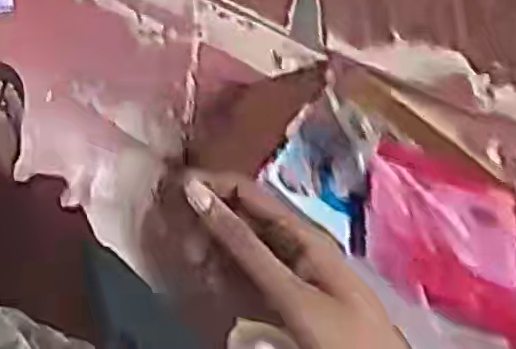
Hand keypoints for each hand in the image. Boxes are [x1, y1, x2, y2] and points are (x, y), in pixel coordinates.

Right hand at [185, 173, 406, 348]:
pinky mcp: (293, 301)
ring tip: (190, 262)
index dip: (207, 183)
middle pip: (241, 216)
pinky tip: (209, 282)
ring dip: (212, 248)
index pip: (244, 189)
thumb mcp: (291, 294)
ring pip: (241, 246)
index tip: (170, 190)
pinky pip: (249, 274)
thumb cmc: (345, 342)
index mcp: (303, 234)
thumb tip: (194, 189)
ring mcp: (296, 274)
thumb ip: (242, 243)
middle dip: (206, 220)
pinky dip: (226, 273)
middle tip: (177, 237)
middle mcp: (297, 245)